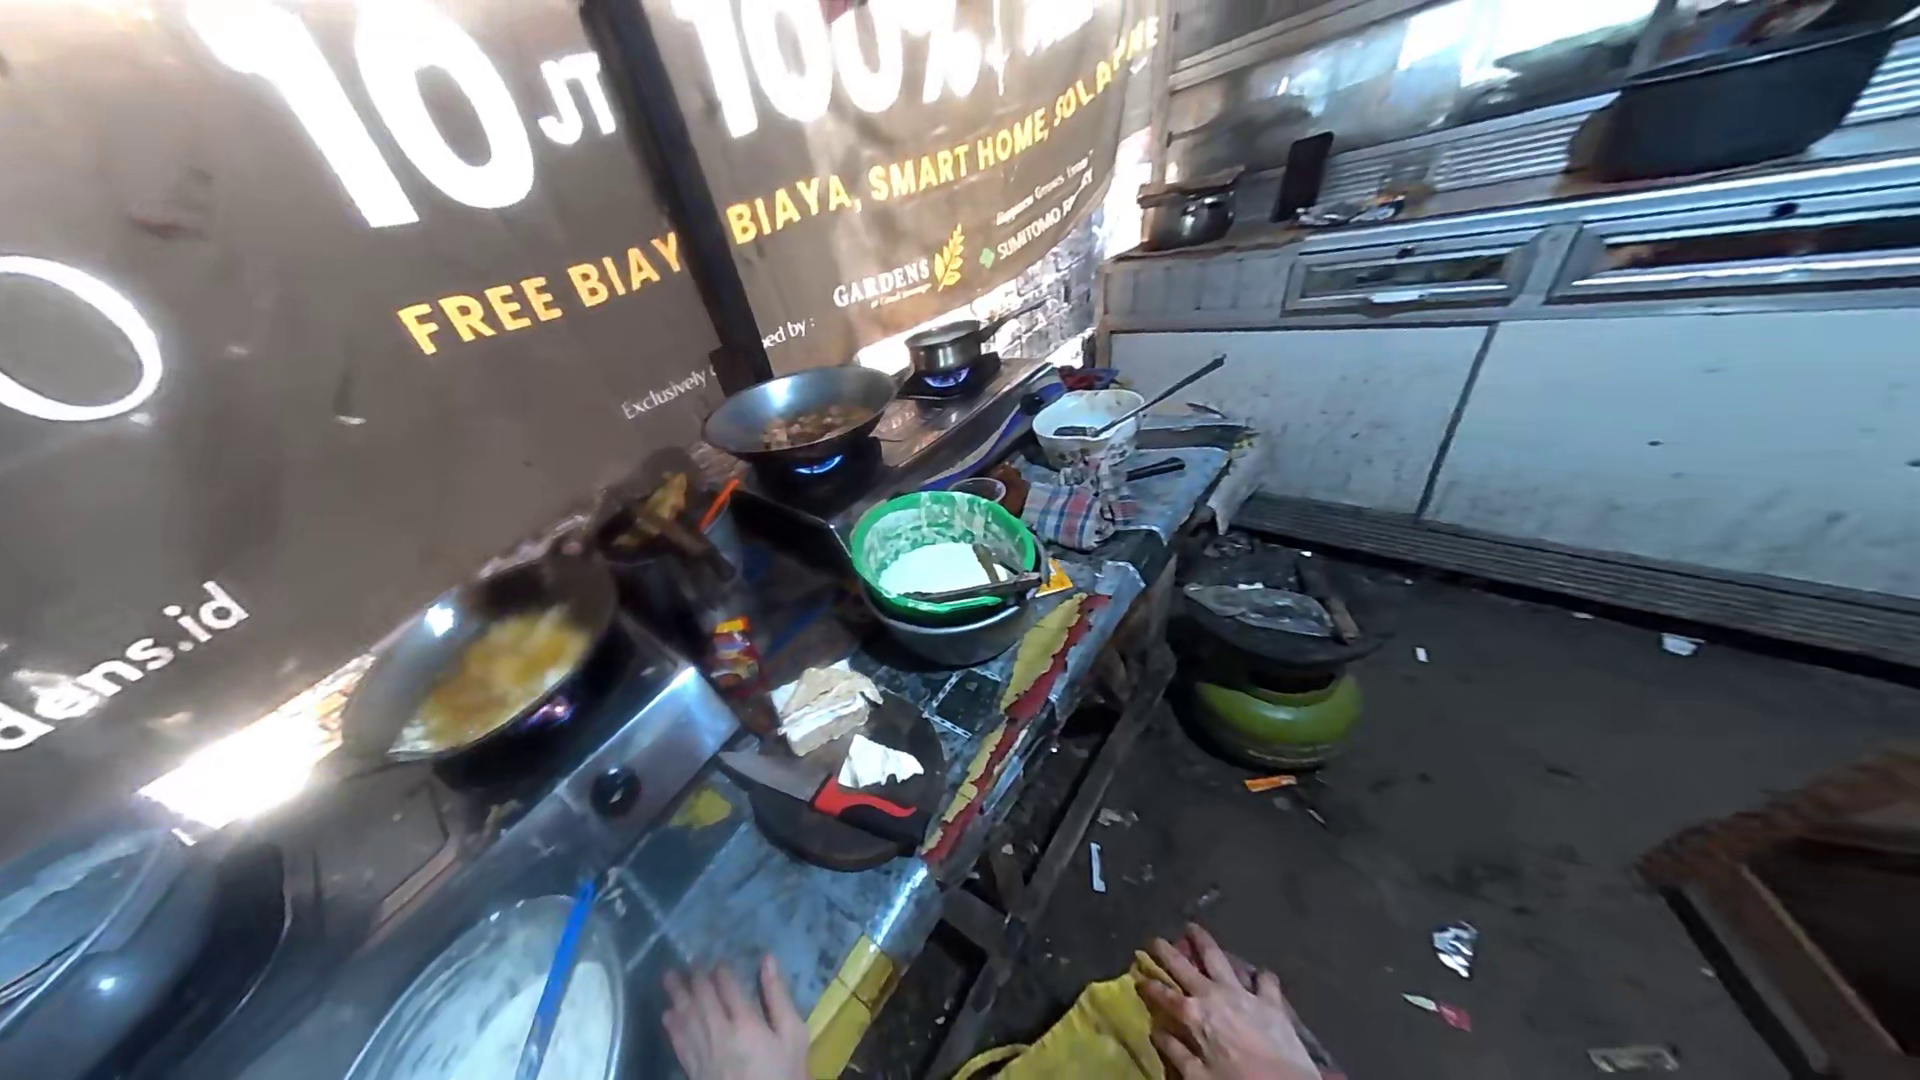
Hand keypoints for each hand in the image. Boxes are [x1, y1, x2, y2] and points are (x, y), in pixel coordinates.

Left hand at [664, 955, 808, 1079]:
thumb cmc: (785, 1073)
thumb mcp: (794, 1034)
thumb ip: (778, 996)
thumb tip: (767, 960)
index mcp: (745, 1024)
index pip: (728, 988)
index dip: (720, 971)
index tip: (715, 957)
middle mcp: (720, 1036)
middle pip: (702, 1001)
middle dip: (694, 979)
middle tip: (685, 961)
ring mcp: (704, 1058)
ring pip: (687, 1021)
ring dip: (677, 998)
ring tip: (669, 978)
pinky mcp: (696, 1074)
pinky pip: (680, 1046)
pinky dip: (673, 1028)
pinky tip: (667, 1016)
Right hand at [1138, 924, 1319, 1079]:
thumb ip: (1176, 1053)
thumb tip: (1156, 1030)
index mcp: (1194, 1015)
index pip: (1163, 995)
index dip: (1149, 985)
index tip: (1139, 977)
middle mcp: (1212, 994)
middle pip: (1183, 965)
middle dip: (1164, 950)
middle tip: (1154, 939)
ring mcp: (1241, 993)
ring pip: (1216, 957)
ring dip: (1202, 940)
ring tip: (1193, 928)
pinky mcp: (1269, 1001)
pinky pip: (1264, 981)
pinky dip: (1261, 977)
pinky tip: (1260, 976)